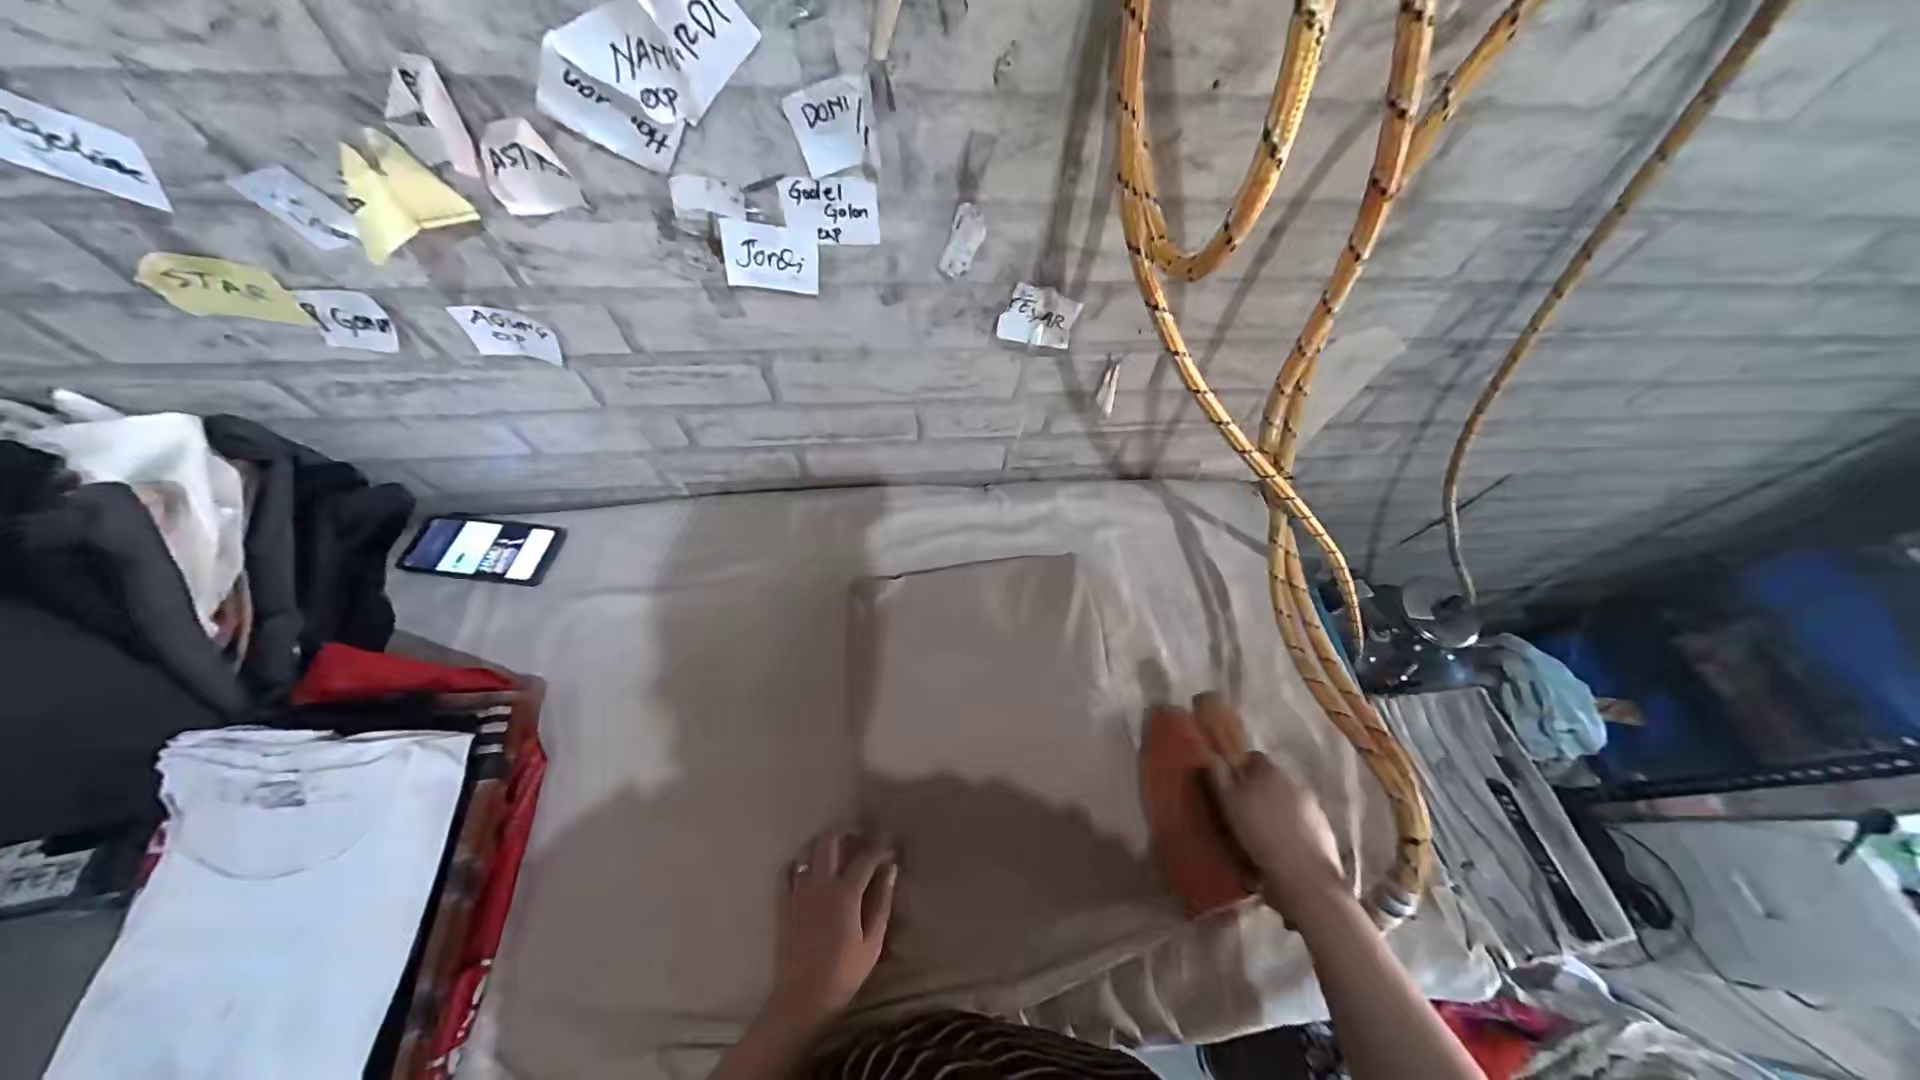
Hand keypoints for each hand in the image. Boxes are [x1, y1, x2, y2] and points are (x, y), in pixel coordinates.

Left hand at [768, 829, 897, 1027]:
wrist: (802, 999)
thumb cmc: (844, 973)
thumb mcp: (873, 941)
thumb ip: (882, 902)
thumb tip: (890, 871)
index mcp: (845, 893)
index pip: (865, 858)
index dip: (880, 850)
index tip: (889, 852)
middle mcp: (820, 884)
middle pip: (829, 841)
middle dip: (846, 832)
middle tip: (859, 837)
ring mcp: (798, 892)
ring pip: (806, 852)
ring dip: (822, 845)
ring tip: (835, 850)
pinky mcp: (782, 904)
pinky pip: (786, 871)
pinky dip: (798, 863)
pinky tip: (807, 869)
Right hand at [1205, 749, 1348, 919]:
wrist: (1304, 877)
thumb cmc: (1260, 834)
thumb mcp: (1229, 803)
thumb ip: (1219, 776)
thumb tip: (1212, 755)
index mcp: (1271, 772)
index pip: (1253, 757)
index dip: (1239, 767)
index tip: (1229, 785)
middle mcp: (1296, 784)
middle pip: (1272, 780)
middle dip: (1258, 790)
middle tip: (1242, 811)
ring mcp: (1314, 808)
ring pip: (1287, 802)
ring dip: (1275, 811)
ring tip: (1260, 834)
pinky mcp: (1324, 832)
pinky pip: (1300, 824)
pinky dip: (1290, 831)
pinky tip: (1279, 849)